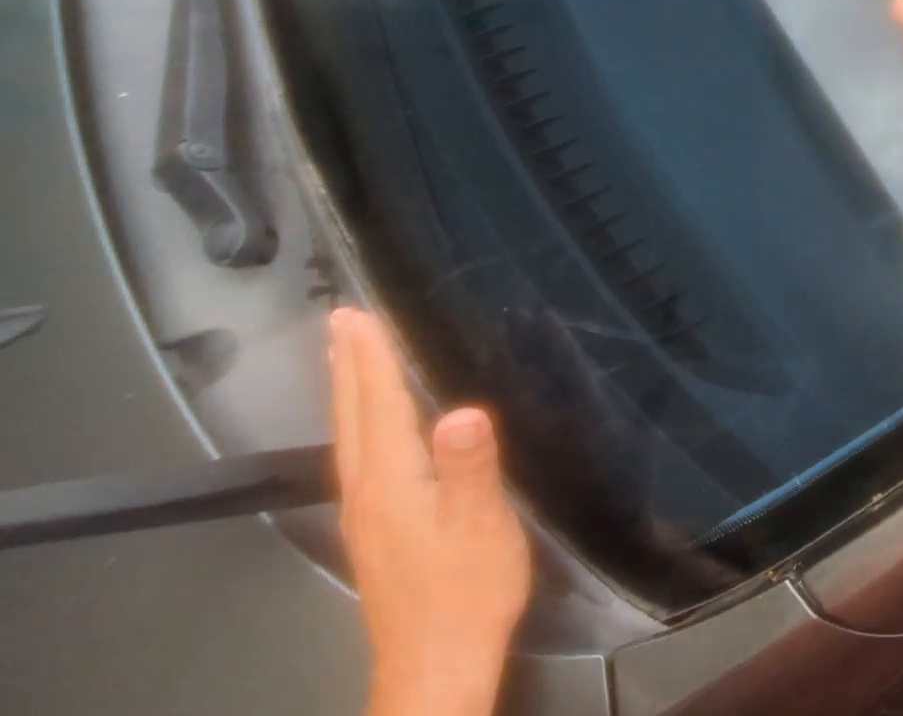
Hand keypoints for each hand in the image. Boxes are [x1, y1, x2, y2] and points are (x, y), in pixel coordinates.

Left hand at [328, 308, 532, 715]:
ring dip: (349, 391)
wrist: (437, 664)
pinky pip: (361, 457)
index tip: (359, 315)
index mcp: (392, 482)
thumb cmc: (467, 591)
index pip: (379, 405)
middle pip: (353, 417)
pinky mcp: (377, 531)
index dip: (372, 359)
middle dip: (349, 365)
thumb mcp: (482, 525)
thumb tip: (463, 412)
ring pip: (351, 437)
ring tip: (350, 360)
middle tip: (343, 321)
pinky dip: (361, 423)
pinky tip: (372, 429)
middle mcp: (367, 492)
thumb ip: (471, 468)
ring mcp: (367, 515)